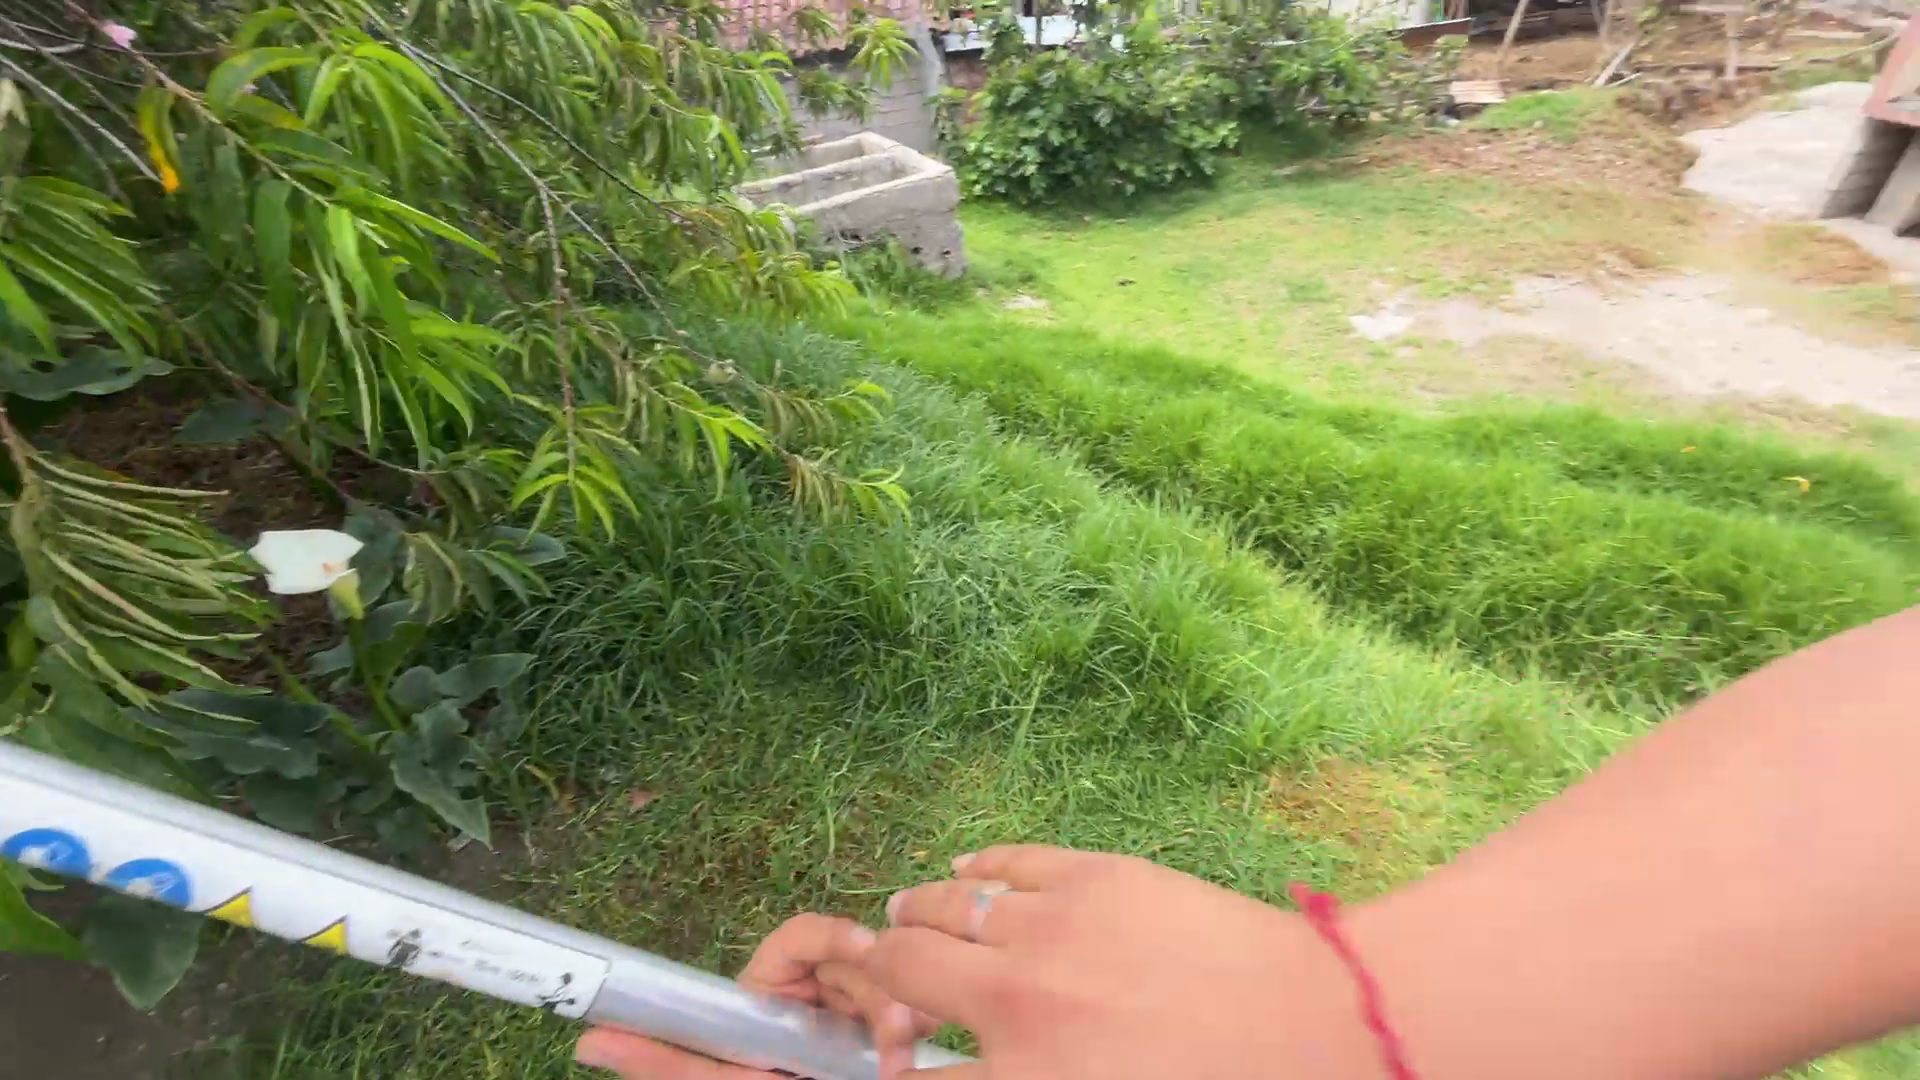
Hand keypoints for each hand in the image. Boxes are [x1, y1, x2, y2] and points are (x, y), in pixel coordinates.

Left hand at [574, 914, 936, 1078]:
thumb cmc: (755, 1076)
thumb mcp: (717, 1079)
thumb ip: (669, 1064)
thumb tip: (585, 1038)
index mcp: (774, 983)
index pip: (804, 935)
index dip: (833, 937)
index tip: (865, 948)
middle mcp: (817, 983)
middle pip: (854, 960)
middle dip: (876, 992)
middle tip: (894, 1038)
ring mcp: (853, 1001)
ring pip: (886, 981)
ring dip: (897, 1016)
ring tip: (897, 1053)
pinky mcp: (880, 1021)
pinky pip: (906, 1005)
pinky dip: (912, 1023)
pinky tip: (910, 1048)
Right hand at [873, 845, 1389, 1079]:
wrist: (1313, 1027)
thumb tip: (981, 1068)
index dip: (893, 1062)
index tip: (890, 1050)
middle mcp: (1017, 1003)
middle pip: (910, 973)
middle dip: (884, 972)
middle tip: (883, 969)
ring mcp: (1049, 926)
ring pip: (947, 906)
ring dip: (916, 913)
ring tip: (903, 911)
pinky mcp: (1087, 874)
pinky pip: (1006, 862)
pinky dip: (974, 867)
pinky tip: (961, 868)